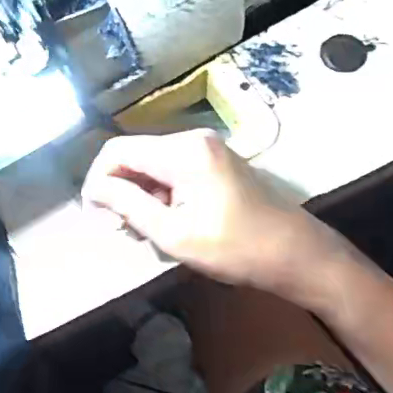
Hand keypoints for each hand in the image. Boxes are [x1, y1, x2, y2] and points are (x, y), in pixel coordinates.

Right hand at [80, 130, 357, 311]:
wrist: (297, 254)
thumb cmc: (235, 248)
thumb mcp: (173, 233)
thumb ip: (129, 205)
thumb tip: (95, 188)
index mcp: (183, 151)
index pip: (118, 150)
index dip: (98, 179)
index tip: (96, 214)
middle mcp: (193, 139)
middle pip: (135, 155)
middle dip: (121, 190)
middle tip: (123, 230)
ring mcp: (207, 148)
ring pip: (152, 164)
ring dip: (141, 196)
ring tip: (147, 232)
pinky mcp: (215, 161)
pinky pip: (173, 170)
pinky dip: (162, 194)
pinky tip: (168, 223)